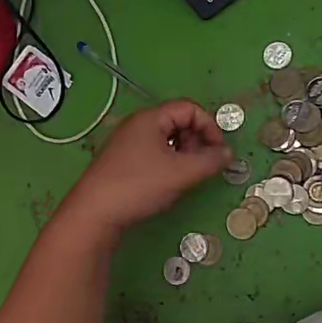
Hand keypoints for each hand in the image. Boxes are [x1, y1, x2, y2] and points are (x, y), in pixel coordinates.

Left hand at [60, 100, 231, 232]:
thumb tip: (228, 153)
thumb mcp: (182, 173)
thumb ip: (210, 160)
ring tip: (187, 175)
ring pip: (167, 139)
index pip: (190, 108)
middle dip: (197, 140)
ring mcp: (127, 143)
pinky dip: (169, 162)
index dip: (209, 126)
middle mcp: (138, 125)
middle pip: (178, 121)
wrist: (94, 214)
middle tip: (202, 164)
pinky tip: (168, 182)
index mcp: (150, 118)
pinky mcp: (122, 161)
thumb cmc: (139, 185)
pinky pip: (154, 152)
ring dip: (184, 153)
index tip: (218, 150)